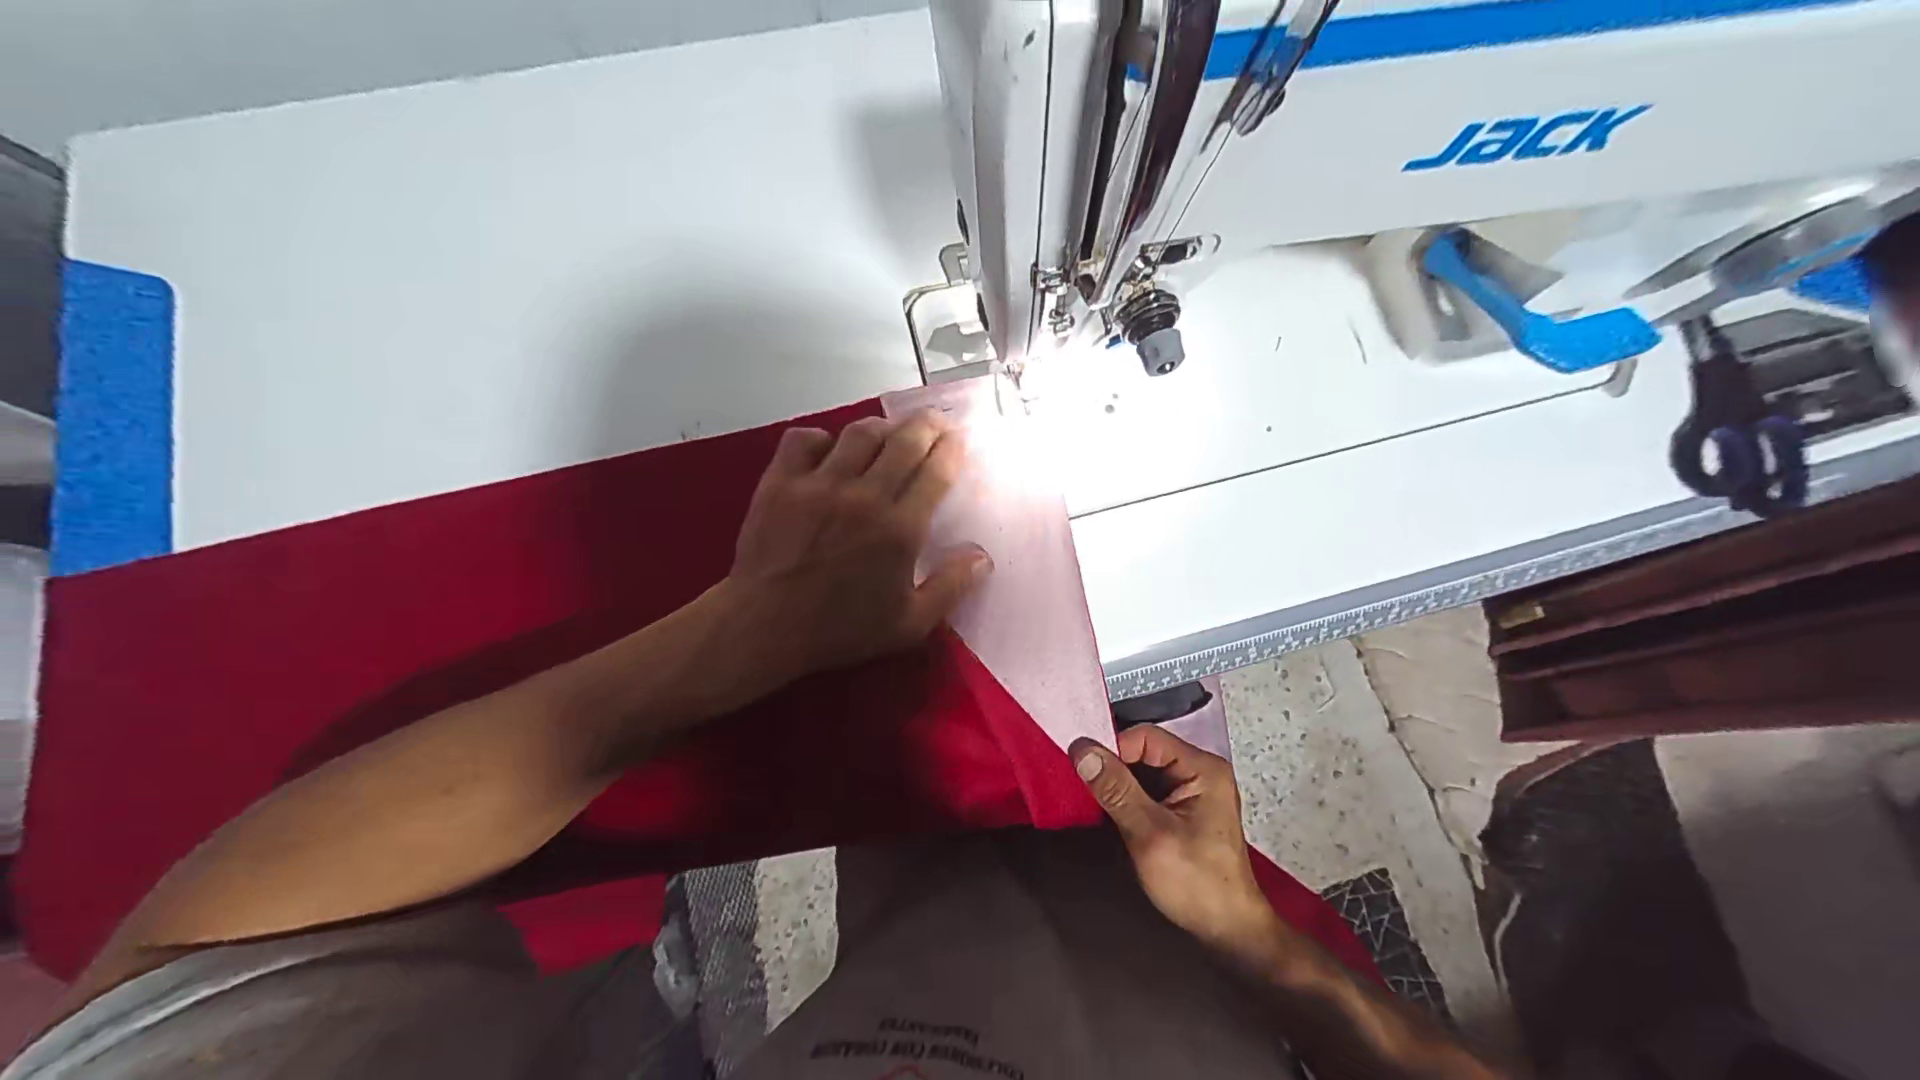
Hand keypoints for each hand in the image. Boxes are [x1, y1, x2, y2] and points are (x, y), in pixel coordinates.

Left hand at [711, 410, 992, 699]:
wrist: (765, 627)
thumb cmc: (840, 630)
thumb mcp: (909, 624)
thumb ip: (950, 587)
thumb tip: (982, 556)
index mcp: (899, 529)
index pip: (936, 471)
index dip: (953, 449)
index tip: (958, 440)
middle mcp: (864, 496)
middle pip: (905, 441)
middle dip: (927, 425)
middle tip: (935, 422)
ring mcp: (819, 484)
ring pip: (859, 433)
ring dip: (881, 428)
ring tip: (889, 433)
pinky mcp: (780, 482)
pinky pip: (804, 439)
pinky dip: (822, 438)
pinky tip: (829, 450)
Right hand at [1070, 726, 1280, 963]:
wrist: (1228, 933)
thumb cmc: (1196, 884)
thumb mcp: (1150, 834)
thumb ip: (1116, 789)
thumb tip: (1081, 749)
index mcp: (1202, 768)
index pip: (1145, 738)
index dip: (1113, 750)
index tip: (1084, 770)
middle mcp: (1199, 771)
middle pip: (1142, 750)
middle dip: (1112, 766)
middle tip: (1082, 784)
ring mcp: (1191, 790)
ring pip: (1141, 770)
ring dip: (1116, 783)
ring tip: (1091, 798)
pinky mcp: (1181, 808)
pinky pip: (1146, 788)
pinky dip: (1125, 797)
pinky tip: (1108, 811)